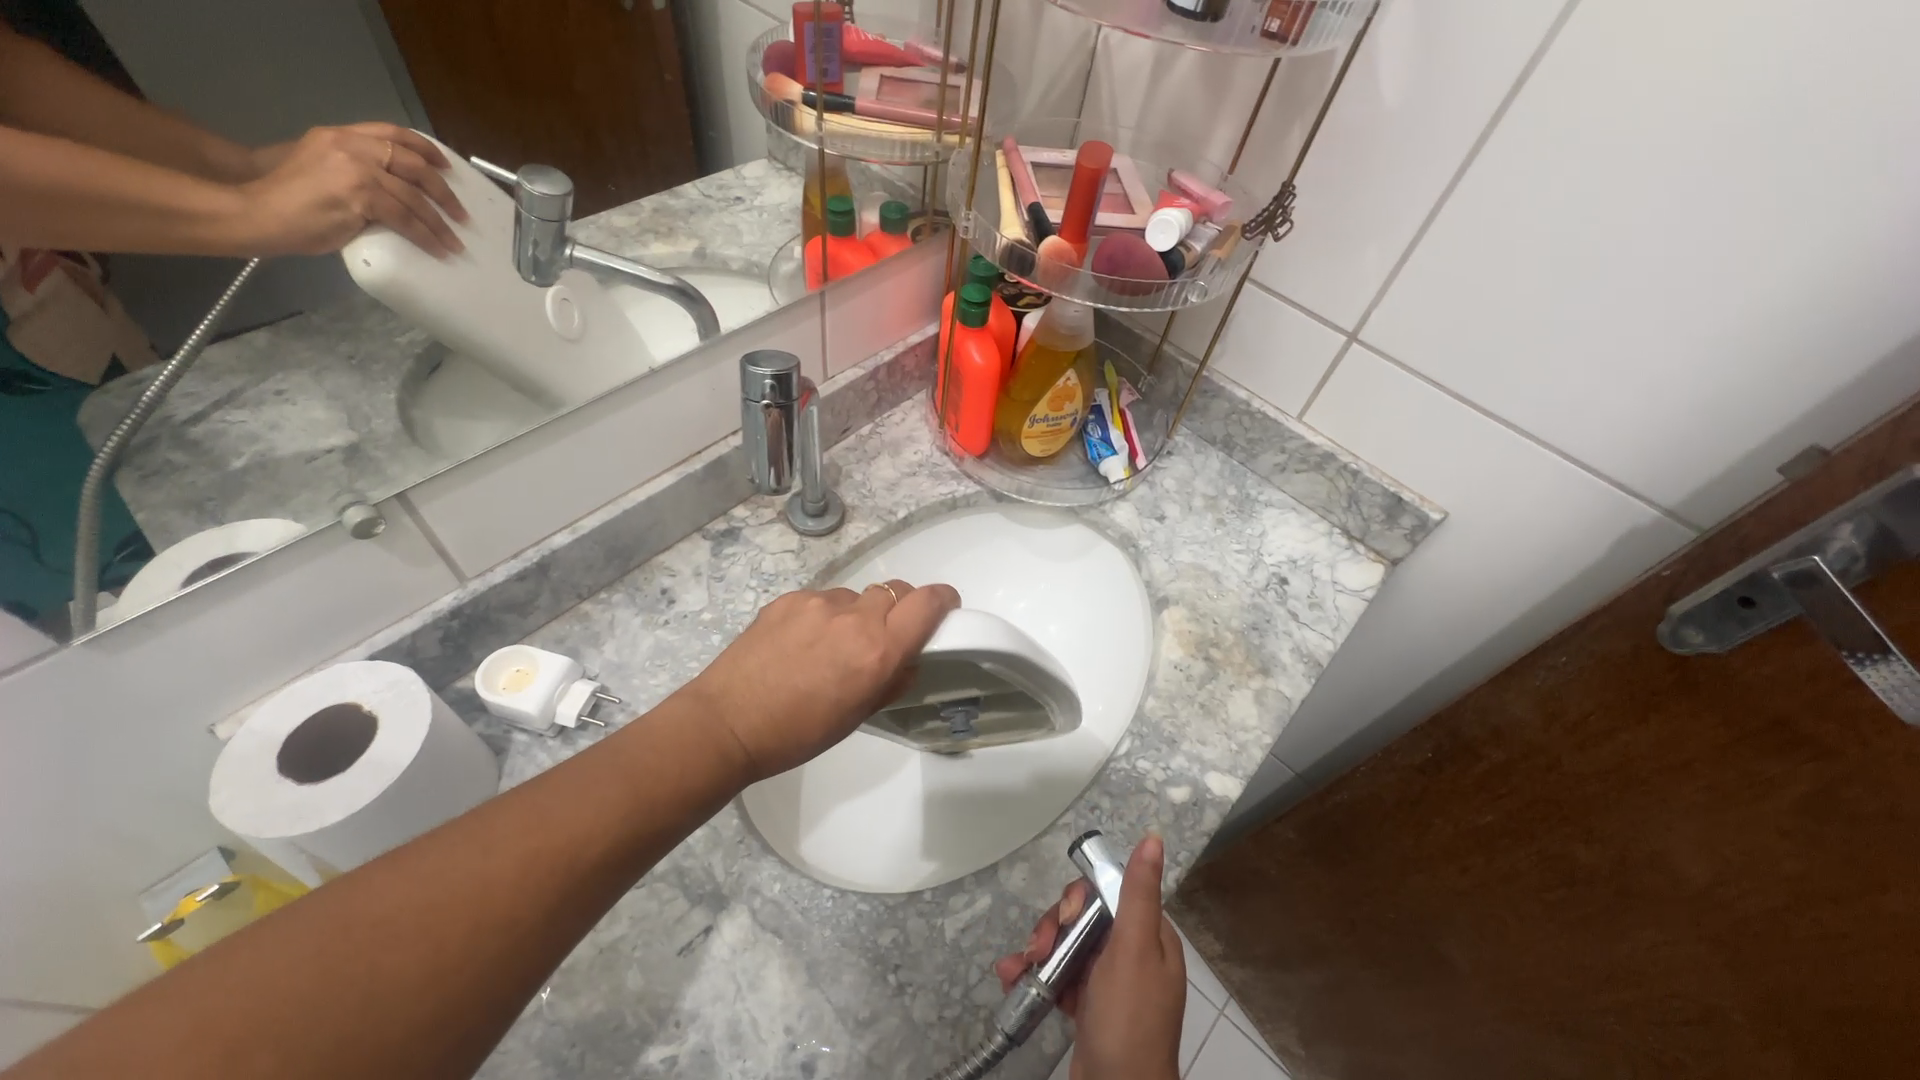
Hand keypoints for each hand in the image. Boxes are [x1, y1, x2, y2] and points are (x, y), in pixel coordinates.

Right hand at [234, 123, 467, 256]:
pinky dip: (426, 236)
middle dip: (444, 191)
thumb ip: (357, 169)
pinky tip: (438, 249)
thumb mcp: (322, 168)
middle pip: (413, 165)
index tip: (447, 166)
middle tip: (461, 214)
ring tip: (455, 242)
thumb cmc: (288, 199)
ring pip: (414, 198)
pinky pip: (406, 219)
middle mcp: (351, 146)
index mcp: (340, 135)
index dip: (426, 149)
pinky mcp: (360, 196)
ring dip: (440, 224)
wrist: (258, 213)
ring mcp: (356, 169)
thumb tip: (397, 189)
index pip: (393, 133)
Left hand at [681, 580, 960, 781]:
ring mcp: (818, 604)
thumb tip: (906, 660)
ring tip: (832, 647)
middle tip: (886, 636)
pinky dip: (824, 616)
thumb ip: (891, 681)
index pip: (928, 602)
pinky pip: (822, 600)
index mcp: (877, 651)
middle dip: (901, 608)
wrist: (728, 723)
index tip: (945, 608)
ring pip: (857, 596)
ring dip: (858, 615)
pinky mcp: (787, 599)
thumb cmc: (798, 734)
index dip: (943, 600)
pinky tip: (801, 644)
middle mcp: (853, 618)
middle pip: (896, 591)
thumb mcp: (858, 716)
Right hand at [994, 834, 1185, 1079]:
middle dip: (1055, 927)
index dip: (1083, 897)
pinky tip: (1014, 979)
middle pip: (1085, 917)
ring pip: (1068, 945)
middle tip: (1040, 949)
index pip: (1113, 892)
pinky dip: (1036, 976)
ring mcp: (1109, 983)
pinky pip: (1059, 976)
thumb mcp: (1133, 950)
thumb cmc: (1128, 1019)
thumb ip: (1137, 893)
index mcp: (1151, 938)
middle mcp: (1132, 955)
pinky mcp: (1088, 1007)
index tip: (1068, 915)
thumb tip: (1154, 838)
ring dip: (1039, 951)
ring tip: (1019, 969)